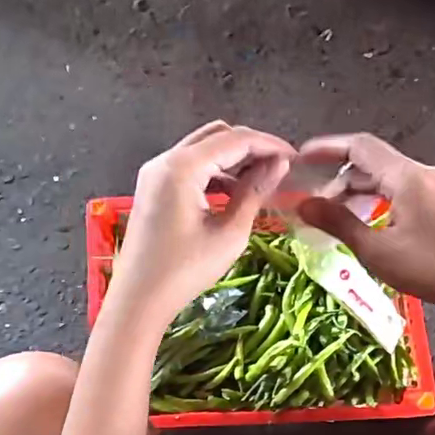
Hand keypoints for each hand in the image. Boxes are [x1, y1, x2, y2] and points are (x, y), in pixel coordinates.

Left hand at [107, 121, 293, 326]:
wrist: (139, 298)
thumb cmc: (185, 270)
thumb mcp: (229, 233)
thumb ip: (254, 192)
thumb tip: (279, 165)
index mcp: (182, 167)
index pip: (234, 139)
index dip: (269, 145)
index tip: (295, 159)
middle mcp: (165, 160)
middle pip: (216, 136)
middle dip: (251, 147)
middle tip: (280, 167)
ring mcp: (156, 173)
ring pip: (202, 149)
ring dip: (233, 160)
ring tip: (262, 181)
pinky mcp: (154, 188)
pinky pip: (189, 168)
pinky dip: (214, 172)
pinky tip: (235, 193)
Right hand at [294, 134, 434, 318]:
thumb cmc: (431, 270)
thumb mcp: (377, 250)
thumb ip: (338, 223)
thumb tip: (303, 205)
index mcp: (407, 176)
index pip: (360, 147)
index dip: (326, 149)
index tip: (299, 159)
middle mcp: (423, 172)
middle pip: (372, 161)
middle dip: (337, 175)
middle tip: (309, 195)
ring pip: (386, 177)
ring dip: (356, 190)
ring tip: (329, 211)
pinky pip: (401, 190)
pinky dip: (376, 198)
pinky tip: (362, 219)